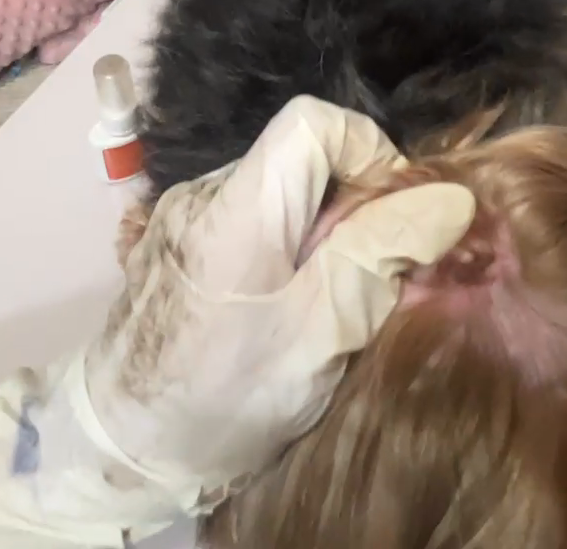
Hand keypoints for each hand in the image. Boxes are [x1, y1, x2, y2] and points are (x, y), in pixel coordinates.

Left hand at [53, 96, 474, 522]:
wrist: (116, 444)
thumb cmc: (222, 399)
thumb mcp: (318, 337)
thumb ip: (380, 256)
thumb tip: (450, 197)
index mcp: (237, 210)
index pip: (312, 122)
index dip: (366, 150)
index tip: (387, 215)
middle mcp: (204, 192)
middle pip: (300, 155)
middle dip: (350, 202)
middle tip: (362, 275)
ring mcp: (184, 209)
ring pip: (281, 185)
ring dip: (319, 226)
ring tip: (318, 297)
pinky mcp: (177, 232)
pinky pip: (251, 210)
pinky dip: (284, 239)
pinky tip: (278, 297)